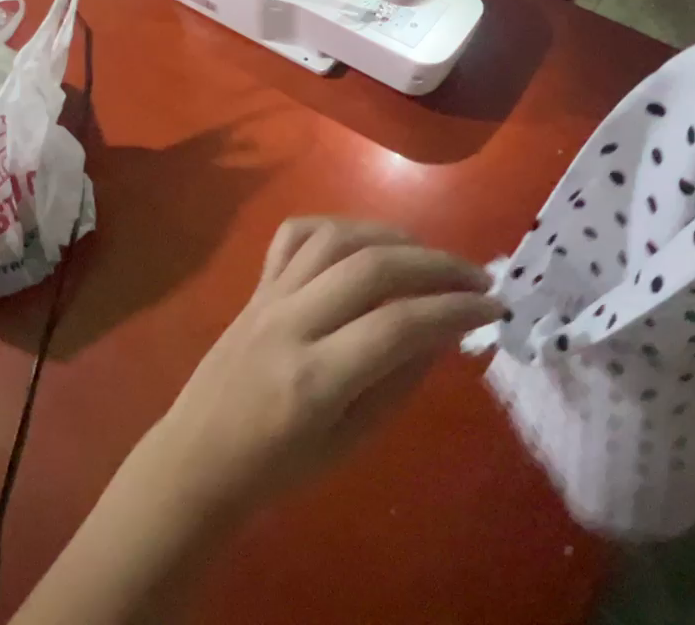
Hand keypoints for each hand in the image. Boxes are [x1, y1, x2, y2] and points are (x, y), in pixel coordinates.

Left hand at [128, 218, 501, 522]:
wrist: (199, 458)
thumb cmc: (278, 468)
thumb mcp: (351, 441)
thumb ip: (399, 381)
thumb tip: (444, 330)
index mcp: (315, 380)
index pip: (399, 324)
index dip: (455, 310)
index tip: (494, 308)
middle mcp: (290, 325)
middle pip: (371, 268)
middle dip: (435, 265)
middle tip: (475, 278)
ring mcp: (267, 299)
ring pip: (334, 238)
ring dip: (391, 236)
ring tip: (427, 256)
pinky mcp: (255, 288)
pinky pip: (293, 236)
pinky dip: (336, 227)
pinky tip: (364, 244)